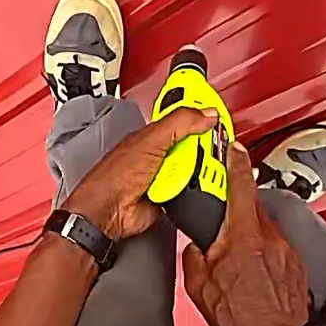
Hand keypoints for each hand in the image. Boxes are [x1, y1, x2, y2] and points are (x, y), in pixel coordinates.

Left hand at [62, 106, 218, 239]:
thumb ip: (179, 123)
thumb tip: (206, 112)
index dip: (200, 113)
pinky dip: (197, 190)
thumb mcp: (151, 141)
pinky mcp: (172, 196)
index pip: (184, 117)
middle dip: (205, 147)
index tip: (216, 112)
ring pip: (198, 168)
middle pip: (197, 144)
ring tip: (193, 172)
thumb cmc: (114, 177)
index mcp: (155, 135)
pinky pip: (195, 190)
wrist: (108, 213)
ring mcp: (167, 175)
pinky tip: (192, 188)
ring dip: (200, 171)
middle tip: (208, 149)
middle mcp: (162, 153)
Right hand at [181, 141, 314, 325]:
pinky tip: (256, 278)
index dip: (235, 161)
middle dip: (237, 216)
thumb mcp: (200, 285)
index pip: (240, 185)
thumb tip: (196, 248)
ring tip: (240, 266)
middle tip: (224, 235)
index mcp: (243, 235)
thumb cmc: (241, 317)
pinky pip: (277, 249)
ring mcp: (287, 250)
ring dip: (252, 239)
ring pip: (265, 231)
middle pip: (252, 210)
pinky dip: (265, 256)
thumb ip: (195, 257)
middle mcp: (269, 237)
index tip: (233, 146)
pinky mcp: (296, 264)